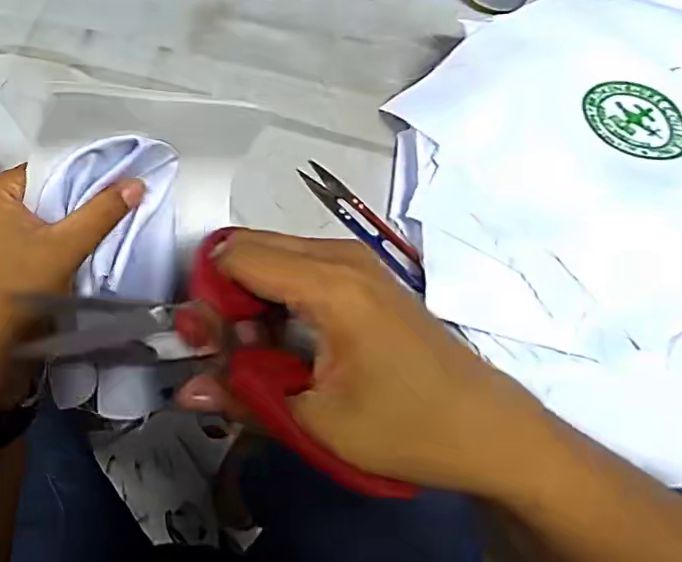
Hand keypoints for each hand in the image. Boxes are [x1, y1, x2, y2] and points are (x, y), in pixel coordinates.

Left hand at [0, 165, 142, 415]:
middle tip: (131, 188)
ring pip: (57, 207)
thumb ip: (102, 212)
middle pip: (55, 184)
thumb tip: (136, 182)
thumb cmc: (19, 289)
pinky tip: (103, 229)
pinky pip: (54, 226)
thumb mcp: (64, 246)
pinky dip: (76, 229)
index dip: (89, 167)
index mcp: (1, 188)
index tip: (126, 169)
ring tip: (124, 205)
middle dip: (90, 190)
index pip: (52, 163)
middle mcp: (2, 200)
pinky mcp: (20, 247)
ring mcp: (10, 224)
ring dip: (85, 211)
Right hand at [175, 230, 564, 498]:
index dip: (210, 297)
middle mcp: (338, 255)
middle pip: (247, 246)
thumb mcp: (320, 424)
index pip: (236, 257)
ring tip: (261, 349)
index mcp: (330, 283)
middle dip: (224, 293)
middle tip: (229, 347)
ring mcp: (352, 257)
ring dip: (248, 294)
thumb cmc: (412, 428)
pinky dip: (274, 292)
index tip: (211, 343)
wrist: (497, 434)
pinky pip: (293, 261)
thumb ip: (242, 398)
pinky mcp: (360, 269)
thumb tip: (185, 392)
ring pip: (268, 252)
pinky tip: (287, 338)